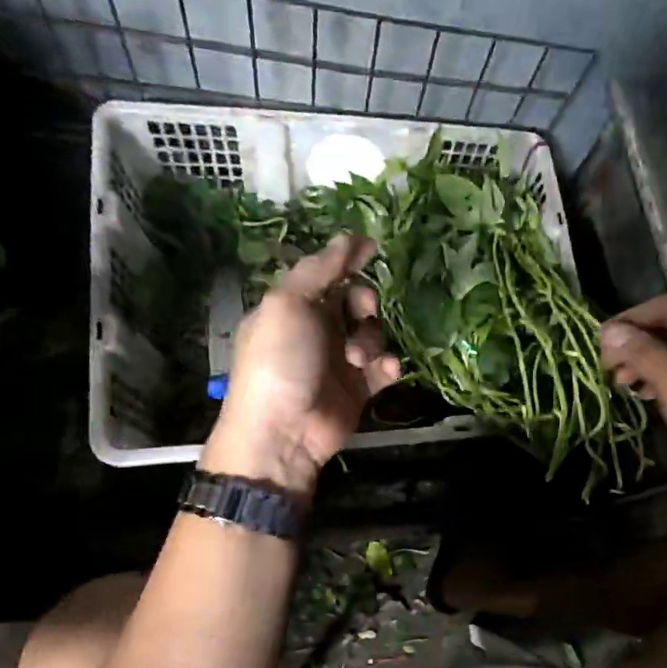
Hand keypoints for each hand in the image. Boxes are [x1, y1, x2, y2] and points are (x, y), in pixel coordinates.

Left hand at [200, 234, 400, 494]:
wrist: (283, 432)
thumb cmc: (279, 361)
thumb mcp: (288, 304)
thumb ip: (319, 268)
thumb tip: (348, 236)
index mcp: (293, 306)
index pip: (325, 273)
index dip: (348, 258)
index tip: (373, 247)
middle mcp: (316, 329)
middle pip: (355, 300)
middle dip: (363, 303)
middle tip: (360, 313)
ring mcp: (338, 360)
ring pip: (372, 333)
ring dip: (371, 340)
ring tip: (358, 360)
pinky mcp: (358, 388)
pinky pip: (383, 367)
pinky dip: (387, 366)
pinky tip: (385, 370)